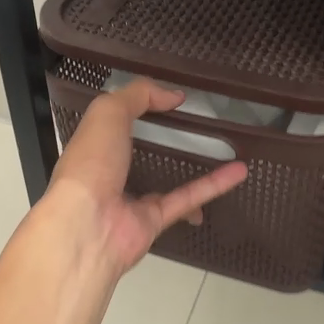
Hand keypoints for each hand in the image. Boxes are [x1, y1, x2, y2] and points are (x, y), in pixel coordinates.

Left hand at [41, 77, 249, 279]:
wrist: (85, 228)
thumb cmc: (90, 164)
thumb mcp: (108, 113)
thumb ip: (138, 95)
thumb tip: (173, 95)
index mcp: (94, 145)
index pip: (115, 122)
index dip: (139, 106)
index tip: (170, 97)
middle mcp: (110, 172)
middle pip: (140, 151)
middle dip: (163, 138)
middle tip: (195, 121)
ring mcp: (132, 199)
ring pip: (166, 178)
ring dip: (193, 163)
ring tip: (223, 145)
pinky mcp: (153, 221)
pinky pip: (187, 198)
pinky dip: (213, 185)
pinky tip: (238, 170)